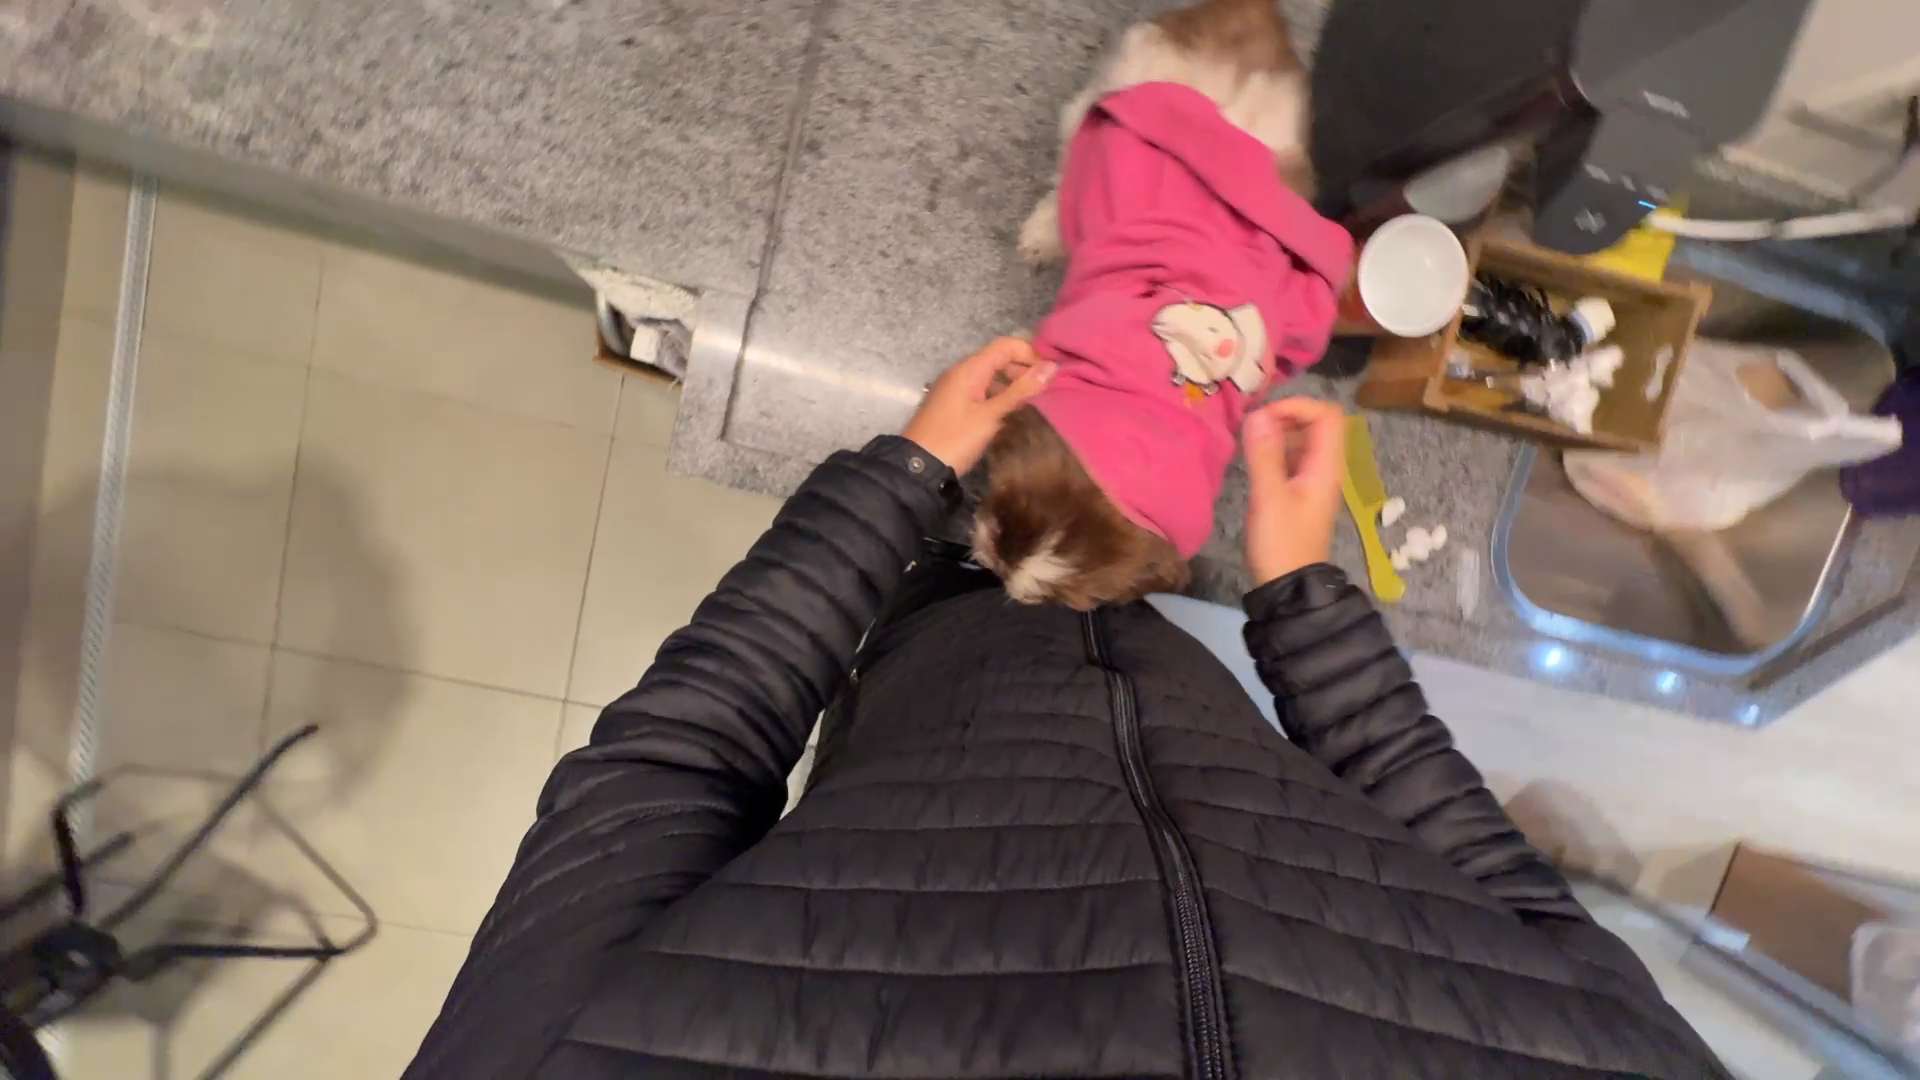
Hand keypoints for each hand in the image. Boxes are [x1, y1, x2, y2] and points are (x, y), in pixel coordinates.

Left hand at [902, 338, 1056, 473]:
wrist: (917, 468)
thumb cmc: (954, 440)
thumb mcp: (990, 416)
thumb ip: (1020, 391)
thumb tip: (1051, 368)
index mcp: (969, 369)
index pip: (1005, 345)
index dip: (1030, 353)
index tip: (1050, 374)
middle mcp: (961, 373)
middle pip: (998, 359)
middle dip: (1023, 369)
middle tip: (1045, 391)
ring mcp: (955, 389)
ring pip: (990, 377)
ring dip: (1012, 385)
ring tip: (1032, 403)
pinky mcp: (953, 405)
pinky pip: (981, 391)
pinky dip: (998, 397)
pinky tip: (1010, 414)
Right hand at [1243, 397, 1347, 586]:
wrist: (1288, 584)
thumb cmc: (1281, 543)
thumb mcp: (1268, 498)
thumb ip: (1264, 455)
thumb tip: (1257, 415)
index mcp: (1325, 466)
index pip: (1327, 415)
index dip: (1297, 406)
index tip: (1264, 417)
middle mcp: (1323, 468)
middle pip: (1316, 423)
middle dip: (1285, 415)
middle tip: (1252, 426)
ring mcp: (1311, 479)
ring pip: (1301, 439)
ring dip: (1277, 432)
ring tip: (1248, 439)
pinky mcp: (1296, 491)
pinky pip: (1290, 457)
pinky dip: (1273, 450)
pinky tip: (1252, 458)